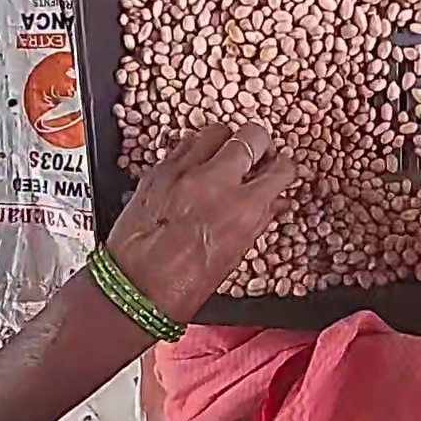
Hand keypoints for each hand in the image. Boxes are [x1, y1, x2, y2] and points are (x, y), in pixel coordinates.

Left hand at [106, 122, 297, 321]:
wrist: (133, 289)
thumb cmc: (185, 284)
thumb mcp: (234, 255)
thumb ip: (258, 220)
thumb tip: (274, 202)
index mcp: (242, 209)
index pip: (280, 170)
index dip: (286, 168)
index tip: (283, 170)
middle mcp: (216, 182)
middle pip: (253, 135)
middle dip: (261, 145)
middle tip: (258, 157)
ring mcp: (184, 172)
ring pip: (218, 131)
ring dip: (228, 142)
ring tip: (226, 158)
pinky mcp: (158, 171)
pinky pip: (185, 145)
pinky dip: (197, 151)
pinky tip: (198, 166)